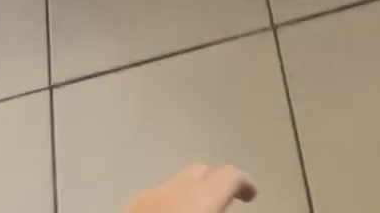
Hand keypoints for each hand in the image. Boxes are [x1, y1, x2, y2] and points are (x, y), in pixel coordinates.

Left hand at [127, 164, 258, 212]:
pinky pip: (158, 197)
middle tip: (227, 203)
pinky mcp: (128, 208)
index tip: (251, 194)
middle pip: (201, 171)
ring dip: (192, 194)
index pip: (229, 175)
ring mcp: (147, 196)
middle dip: (216, 183)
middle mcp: (173, 189)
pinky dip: (172, 203)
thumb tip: (224, 209)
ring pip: (177, 183)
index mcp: (199, 199)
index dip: (244, 183)